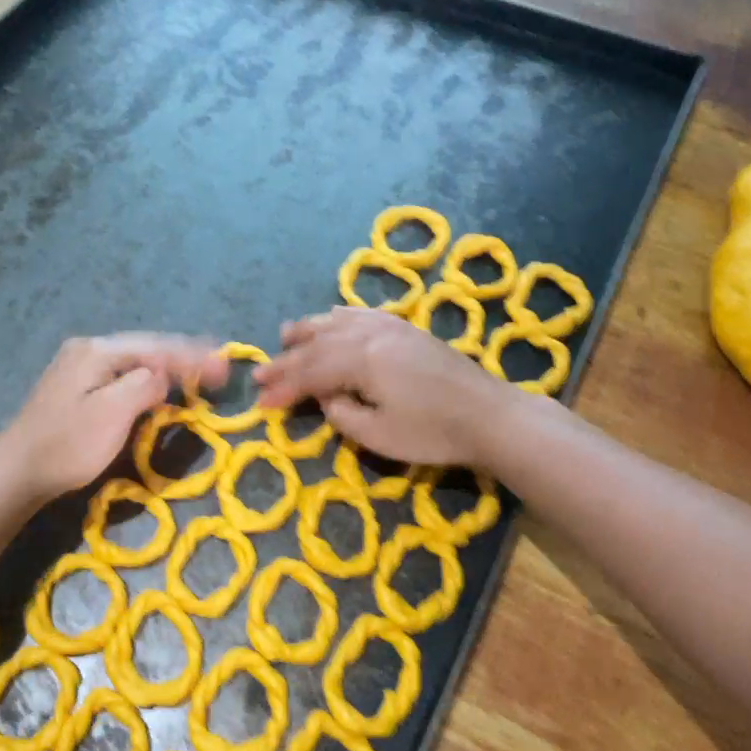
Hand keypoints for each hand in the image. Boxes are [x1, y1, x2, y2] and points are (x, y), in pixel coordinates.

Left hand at [0, 333, 228, 497]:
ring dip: (167, 367)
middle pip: (146, 348)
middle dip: (183, 356)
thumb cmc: (67, 445)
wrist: (17, 473)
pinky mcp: (75, 388)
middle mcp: (87, 350)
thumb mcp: (113, 413)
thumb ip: (144, 385)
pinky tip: (160, 386)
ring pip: (135, 361)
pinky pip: (122, 375)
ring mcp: (78, 367)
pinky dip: (147, 380)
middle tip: (218, 368)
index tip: (225, 367)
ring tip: (198, 373)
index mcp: (97, 351)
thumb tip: (165, 374)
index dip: (193, 356)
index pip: (157, 346)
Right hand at [253, 308, 530, 467]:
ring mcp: (391, 328)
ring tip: (285, 337)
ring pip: (338, 323)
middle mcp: (371, 335)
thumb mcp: (379, 435)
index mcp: (361, 360)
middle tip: (260, 374)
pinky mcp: (407, 330)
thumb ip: (342, 415)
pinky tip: (332, 317)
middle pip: (318, 345)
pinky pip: (363, 315)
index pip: (310, 373)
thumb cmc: (433, 433)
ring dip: (308, 332)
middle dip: (287, 362)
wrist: (490, 416)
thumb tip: (325, 398)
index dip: (283, 389)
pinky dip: (340, 317)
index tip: (259, 404)